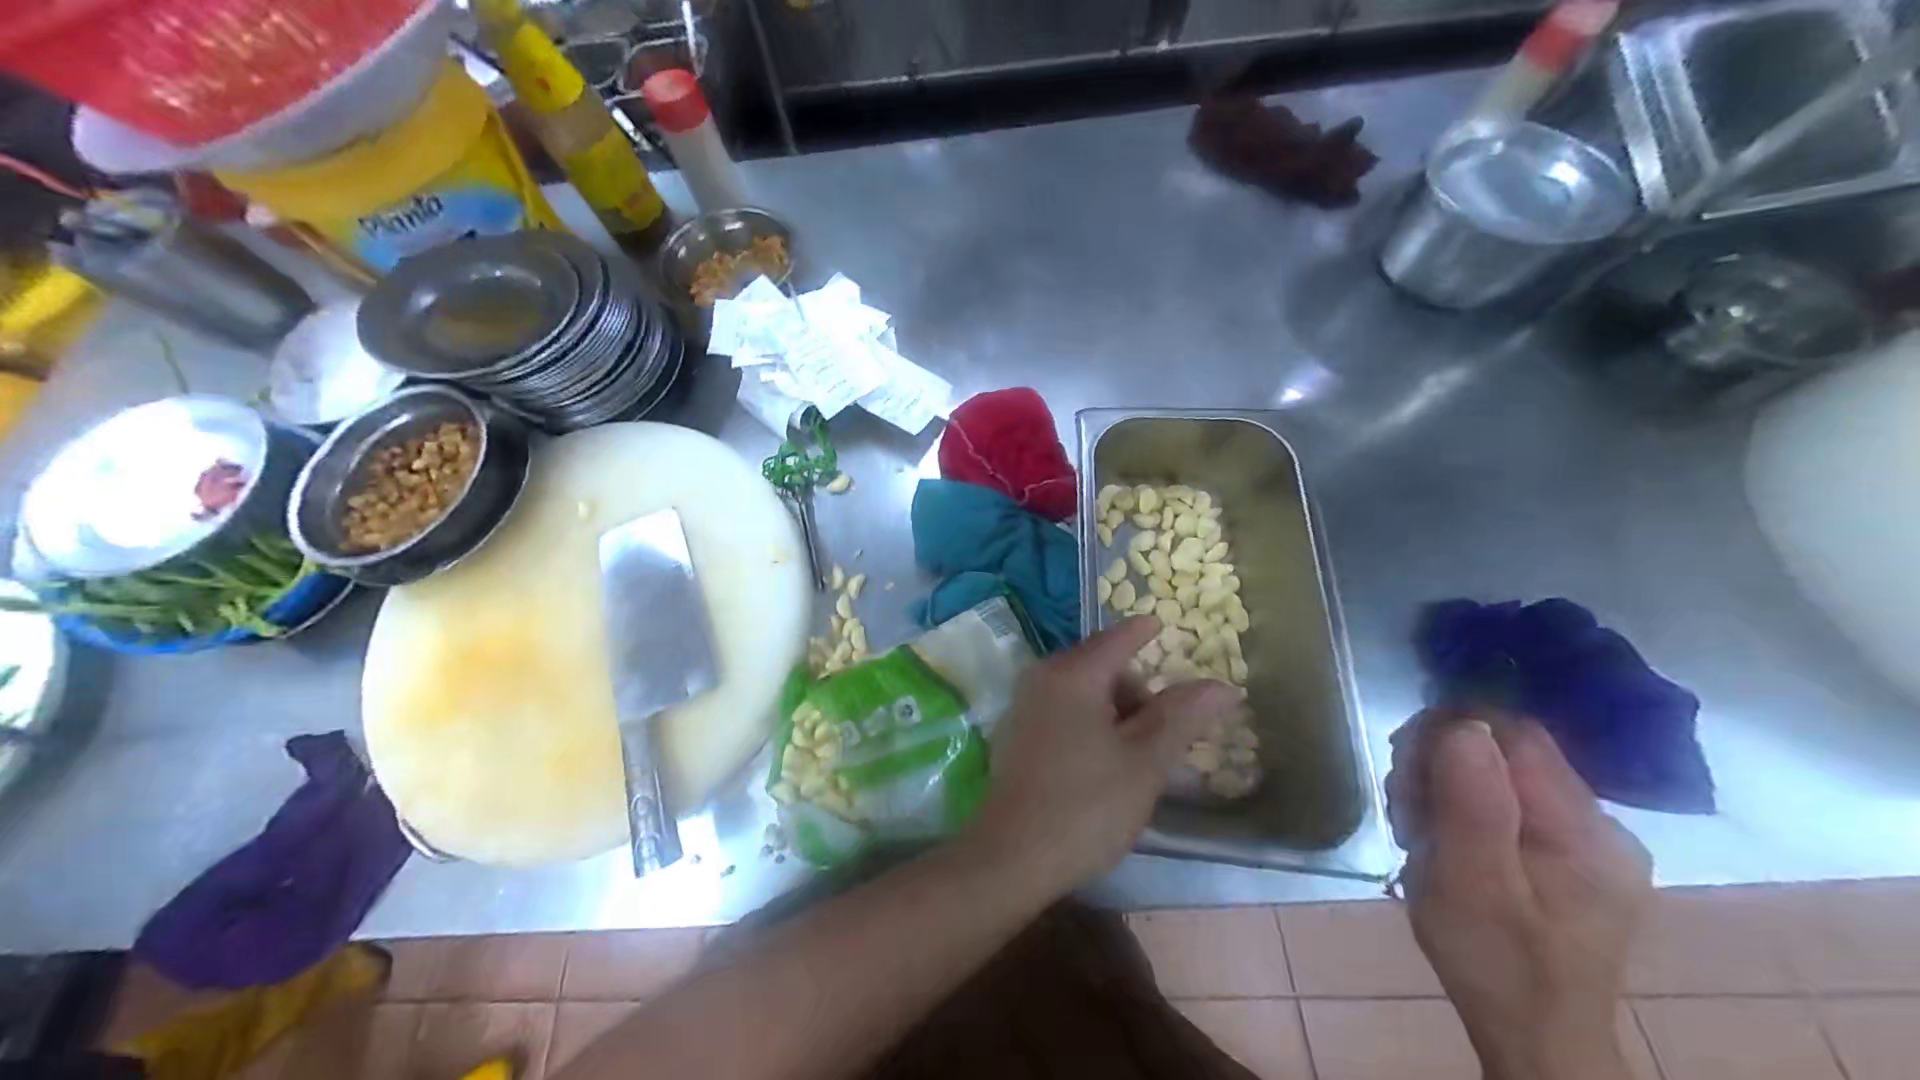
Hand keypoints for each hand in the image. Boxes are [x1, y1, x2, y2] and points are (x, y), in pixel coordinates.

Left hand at [964, 616, 1242, 900]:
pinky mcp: (1018, 734)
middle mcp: (1043, 678)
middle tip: (1162, 740)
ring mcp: (1025, 706)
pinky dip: (1092, 724)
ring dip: (1117, 714)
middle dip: (1137, 692)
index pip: (1118, 638)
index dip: (1144, 631)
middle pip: (1103, 667)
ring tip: (1137, 763)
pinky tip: (1104, 767)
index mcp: (1073, 674)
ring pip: (1085, 692)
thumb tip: (1222, 685)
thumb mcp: (1145, 761)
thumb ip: (1182, 716)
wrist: (1011, 857)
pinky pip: (1065, 711)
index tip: (1163, 623)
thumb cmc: (1086, 805)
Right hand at [1386, 712, 1653, 1079]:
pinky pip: (1499, 802)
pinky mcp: (1560, 856)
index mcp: (1585, 831)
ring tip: (1414, 830)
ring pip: (1495, 773)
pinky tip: (1435, 840)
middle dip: (1438, 763)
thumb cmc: (1495, 962)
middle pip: (1503, 751)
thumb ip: (1473, 804)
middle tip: (1402, 807)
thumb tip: (1464, 725)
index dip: (1450, 730)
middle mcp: (1596, 825)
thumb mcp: (1471, 883)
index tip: (1402, 760)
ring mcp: (1581, 841)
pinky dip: (1455, 808)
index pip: (1516, 735)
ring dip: (1439, 786)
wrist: (1532, 1037)